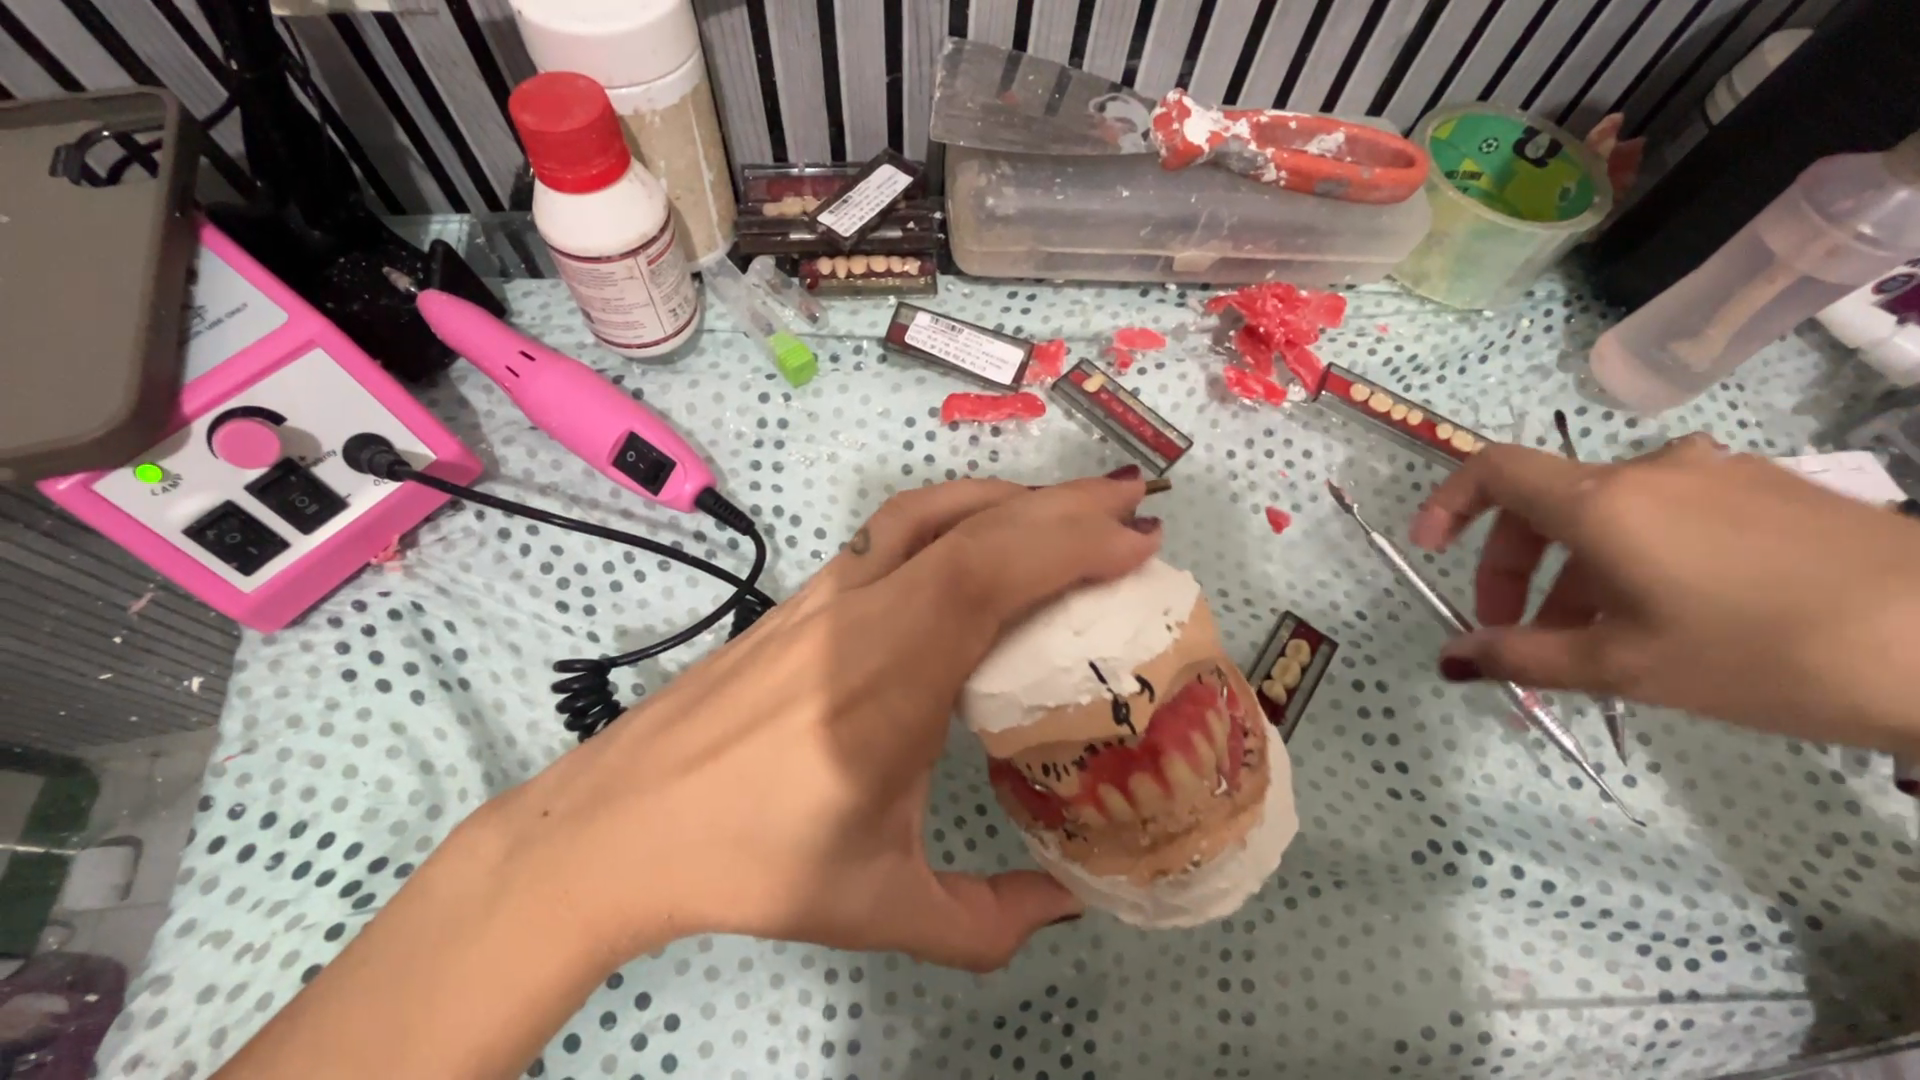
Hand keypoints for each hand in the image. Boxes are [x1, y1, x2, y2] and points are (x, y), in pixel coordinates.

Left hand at [506, 471, 1162, 970]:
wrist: (620, 826)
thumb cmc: (750, 863)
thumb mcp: (878, 906)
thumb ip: (987, 920)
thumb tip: (1073, 904)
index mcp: (887, 680)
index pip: (985, 576)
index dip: (1067, 543)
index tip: (1139, 541)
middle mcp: (859, 615)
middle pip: (969, 528)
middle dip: (1063, 507)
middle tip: (1135, 507)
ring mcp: (826, 595)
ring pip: (927, 513)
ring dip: (1008, 499)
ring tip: (1072, 508)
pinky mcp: (806, 596)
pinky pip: (894, 530)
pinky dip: (958, 513)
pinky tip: (983, 537)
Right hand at [1410, 437, 1919, 749]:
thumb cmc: (1761, 652)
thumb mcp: (1624, 666)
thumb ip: (1523, 656)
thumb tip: (1452, 658)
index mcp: (1601, 501)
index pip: (1492, 469)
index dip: (1447, 502)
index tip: (1430, 550)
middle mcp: (1650, 470)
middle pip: (1547, 501)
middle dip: (1514, 565)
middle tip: (1517, 630)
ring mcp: (1718, 474)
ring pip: (1610, 514)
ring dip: (1576, 570)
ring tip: (1597, 638)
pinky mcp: (1773, 491)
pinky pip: (1670, 515)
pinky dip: (1635, 557)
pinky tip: (1670, 615)